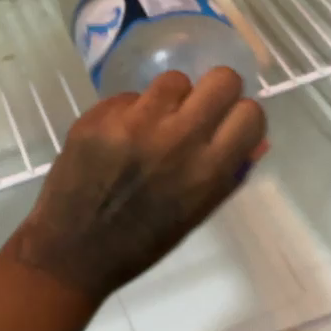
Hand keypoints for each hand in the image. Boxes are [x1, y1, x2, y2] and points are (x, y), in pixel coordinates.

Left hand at [10, 68, 264, 299]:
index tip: (229, 125)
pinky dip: (131, 113)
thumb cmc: (142, 243)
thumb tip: (258, 139)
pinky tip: (119, 139)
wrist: (71, 251)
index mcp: (207, 172)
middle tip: (200, 110)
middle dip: (217, 91)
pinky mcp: (100, 116)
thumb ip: (229, 173)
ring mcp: (135, 123)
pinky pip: (131, 96)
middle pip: (221, 79)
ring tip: (154, 126)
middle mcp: (177, 139)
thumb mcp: (196, 215)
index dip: (242, 116)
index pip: (250, 114)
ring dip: (171, 99)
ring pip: (175, 80)